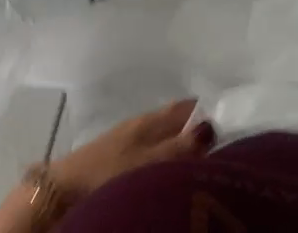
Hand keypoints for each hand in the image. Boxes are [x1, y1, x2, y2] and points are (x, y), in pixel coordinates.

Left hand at [48, 99, 214, 196]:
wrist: (63, 191)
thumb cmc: (109, 173)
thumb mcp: (151, 163)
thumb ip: (181, 147)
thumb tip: (213, 125)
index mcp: (153, 119)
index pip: (188, 107)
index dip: (210, 111)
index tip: (234, 123)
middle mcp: (143, 123)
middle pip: (177, 120)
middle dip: (199, 129)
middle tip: (225, 147)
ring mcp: (129, 139)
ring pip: (165, 135)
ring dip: (183, 144)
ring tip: (205, 162)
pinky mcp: (118, 157)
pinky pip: (153, 150)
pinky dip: (167, 156)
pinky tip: (173, 172)